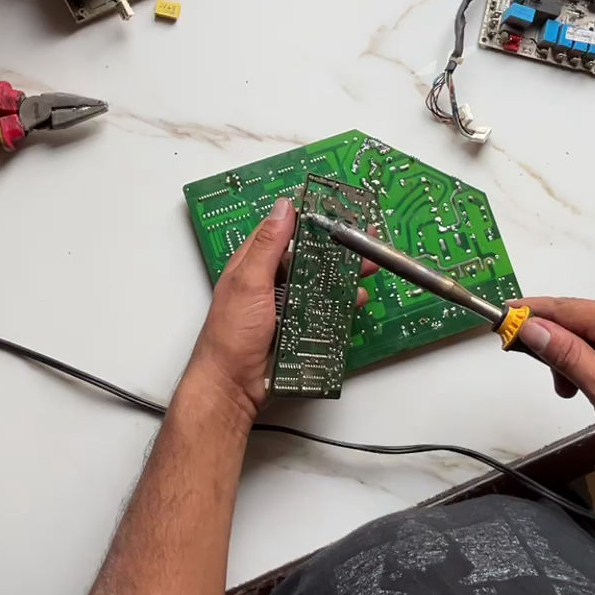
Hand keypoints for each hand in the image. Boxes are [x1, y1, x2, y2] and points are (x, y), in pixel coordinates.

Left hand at [183, 198, 370, 420]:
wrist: (232, 386)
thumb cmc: (230, 335)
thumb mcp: (248, 282)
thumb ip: (267, 245)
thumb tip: (282, 208)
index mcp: (253, 263)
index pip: (283, 231)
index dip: (308, 219)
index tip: (335, 213)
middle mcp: (269, 281)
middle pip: (307, 256)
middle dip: (336, 249)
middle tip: (362, 243)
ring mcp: (283, 304)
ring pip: (318, 282)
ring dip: (342, 276)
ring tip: (365, 270)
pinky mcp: (296, 326)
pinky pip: (322, 310)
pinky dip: (340, 304)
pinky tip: (354, 301)